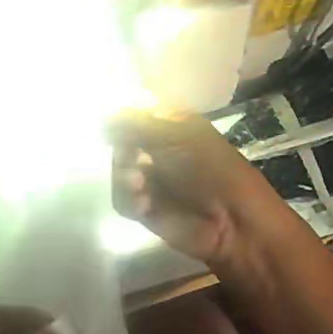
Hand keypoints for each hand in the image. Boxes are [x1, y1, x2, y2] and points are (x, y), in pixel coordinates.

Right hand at [108, 109, 292, 268]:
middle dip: (122, 153)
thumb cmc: (210, 168)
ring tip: (139, 185)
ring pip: (117, 173)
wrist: (230, 220)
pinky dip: (129, 201)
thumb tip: (101, 115)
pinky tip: (144, 204)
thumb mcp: (174, 136)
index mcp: (171, 124)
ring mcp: (151, 180)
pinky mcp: (145, 209)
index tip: (110, 125)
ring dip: (123, 178)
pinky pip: (122, 200)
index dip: (121, 119)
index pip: (135, 113)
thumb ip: (133, 124)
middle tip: (132, 158)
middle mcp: (158, 149)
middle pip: (119, 144)